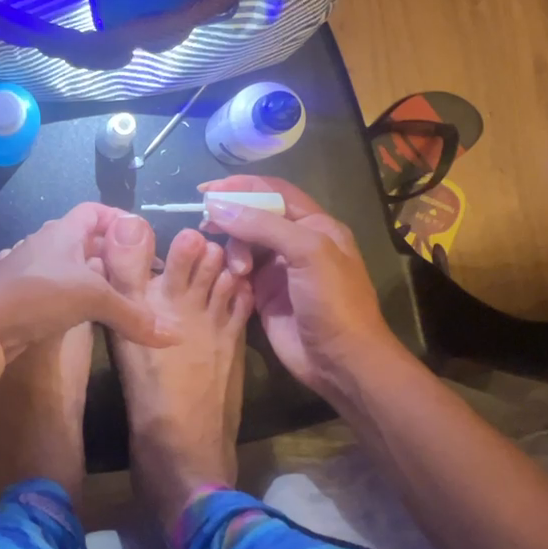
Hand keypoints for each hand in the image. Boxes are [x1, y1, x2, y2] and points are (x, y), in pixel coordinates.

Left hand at [0, 202, 176, 358]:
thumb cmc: (40, 293)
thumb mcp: (93, 299)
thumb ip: (133, 315)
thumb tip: (174, 336)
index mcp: (64, 231)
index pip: (95, 210)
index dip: (119, 219)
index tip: (143, 239)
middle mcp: (49, 244)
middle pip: (87, 240)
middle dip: (113, 254)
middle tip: (140, 274)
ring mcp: (35, 270)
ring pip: (74, 267)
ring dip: (96, 279)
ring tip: (123, 297)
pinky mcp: (28, 296)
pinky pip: (61, 290)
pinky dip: (79, 298)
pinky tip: (94, 317)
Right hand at [197, 176, 396, 391]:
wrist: (340, 361)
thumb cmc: (333, 302)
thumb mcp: (307, 253)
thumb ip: (263, 225)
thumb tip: (217, 205)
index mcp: (315, 225)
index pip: (273, 192)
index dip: (241, 186)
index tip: (207, 190)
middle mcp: (296, 243)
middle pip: (253, 216)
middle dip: (231, 218)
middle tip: (206, 225)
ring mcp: (279, 269)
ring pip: (242, 244)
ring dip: (233, 250)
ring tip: (237, 270)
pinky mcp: (263, 294)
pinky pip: (237, 271)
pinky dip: (228, 271)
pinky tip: (229, 280)